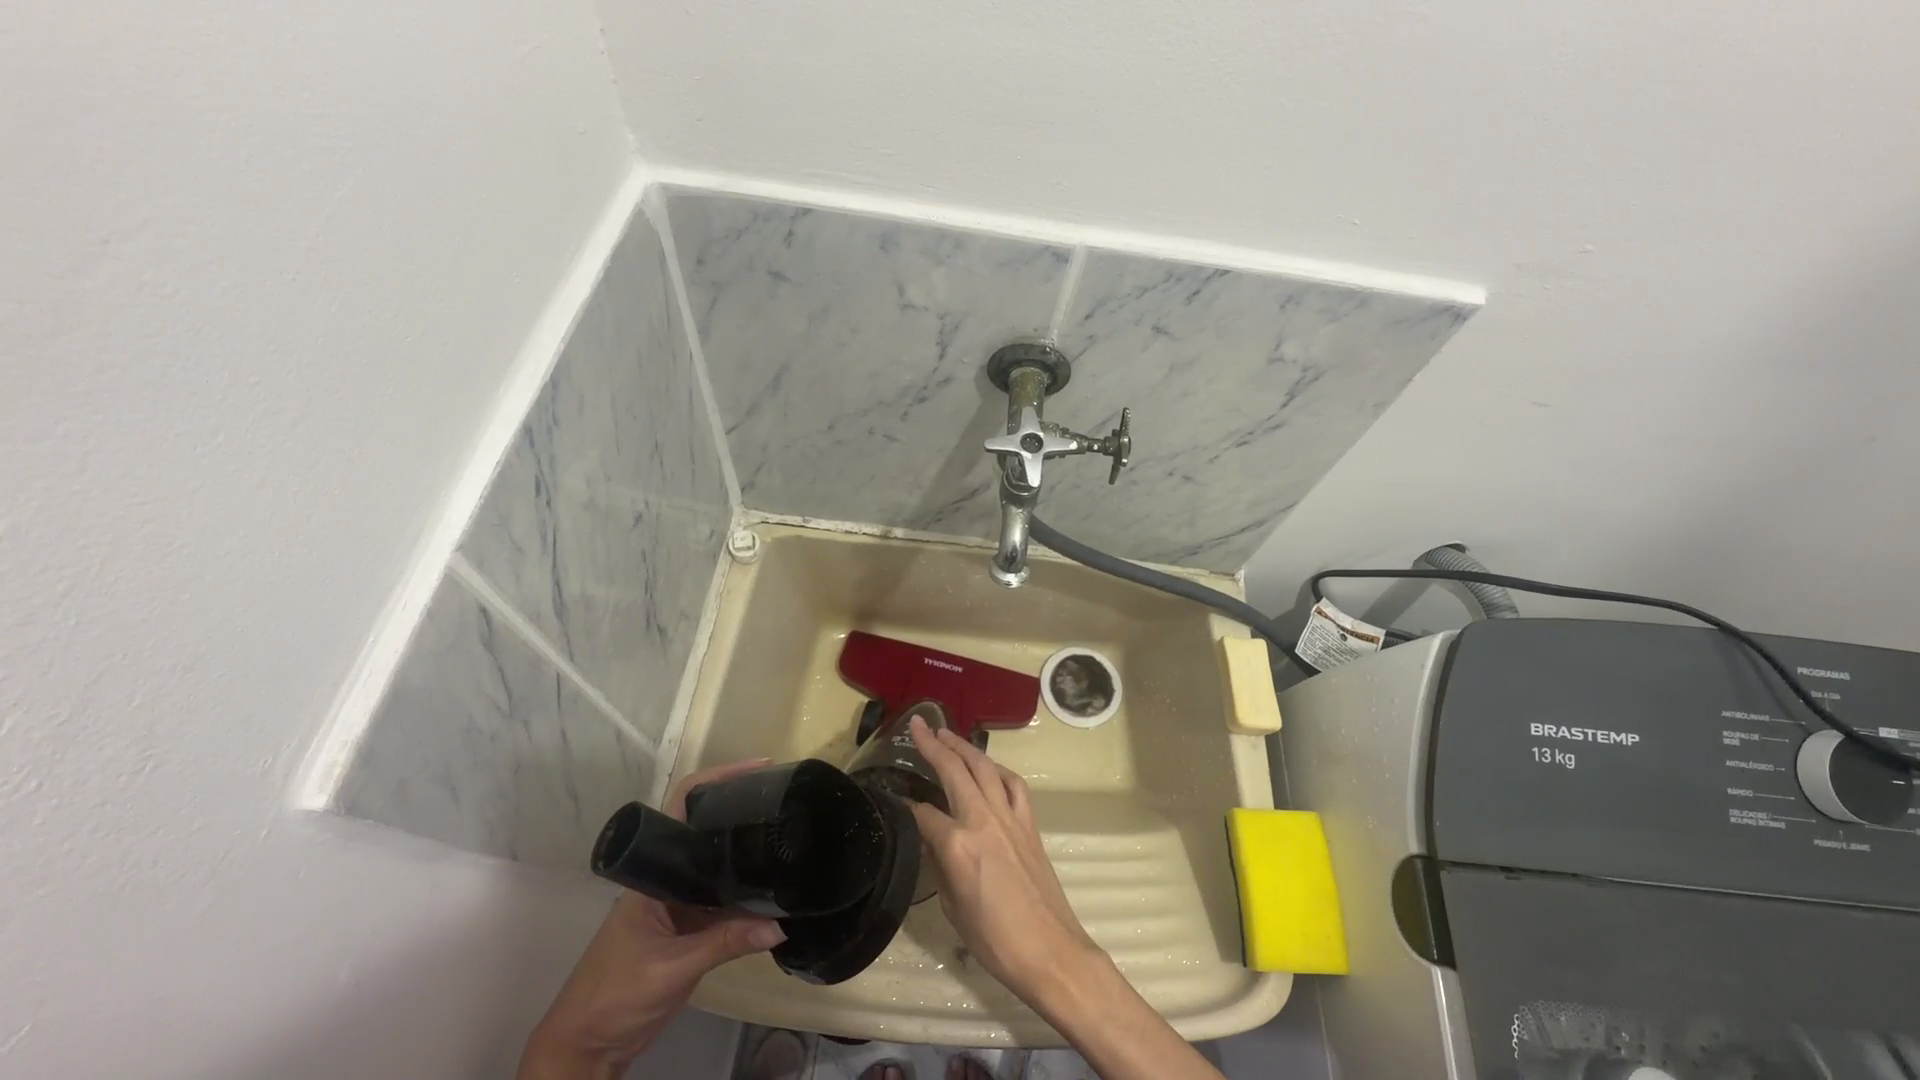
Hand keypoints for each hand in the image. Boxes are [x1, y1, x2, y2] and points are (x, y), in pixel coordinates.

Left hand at [519, 760, 787, 1078]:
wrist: (589, 1046)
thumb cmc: (614, 995)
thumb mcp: (672, 967)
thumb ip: (725, 944)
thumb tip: (781, 924)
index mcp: (654, 875)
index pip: (683, 808)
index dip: (718, 780)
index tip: (759, 769)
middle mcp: (669, 882)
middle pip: (709, 834)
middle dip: (744, 815)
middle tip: (788, 804)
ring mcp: (680, 907)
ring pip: (721, 871)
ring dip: (750, 860)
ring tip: (793, 843)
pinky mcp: (690, 933)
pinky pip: (726, 906)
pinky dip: (751, 902)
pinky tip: (779, 897)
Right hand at [905, 717, 1104, 996]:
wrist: (1050, 950)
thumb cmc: (994, 940)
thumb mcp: (952, 906)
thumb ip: (939, 865)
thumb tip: (931, 840)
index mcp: (957, 844)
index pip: (922, 813)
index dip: (904, 806)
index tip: (892, 798)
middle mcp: (983, 819)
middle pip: (954, 770)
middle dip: (933, 744)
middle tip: (917, 724)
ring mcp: (1010, 818)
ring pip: (985, 768)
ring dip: (964, 747)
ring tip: (947, 733)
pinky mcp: (1030, 824)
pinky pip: (1012, 785)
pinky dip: (997, 770)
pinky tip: (988, 767)